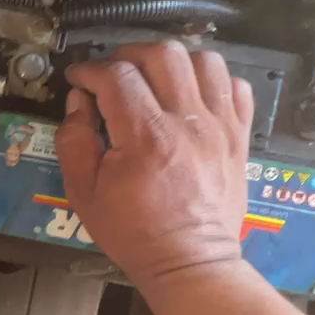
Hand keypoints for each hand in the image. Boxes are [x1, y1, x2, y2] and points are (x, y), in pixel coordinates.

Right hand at [59, 41, 254, 294]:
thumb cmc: (131, 230)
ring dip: (173, 62)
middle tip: (113, 73)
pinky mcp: (240, 136)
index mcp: (144, 137)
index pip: (116, 76)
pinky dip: (211, 81)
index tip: (78, 79)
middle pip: (162, 55)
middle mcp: (186, 123)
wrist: (189, 260)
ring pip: (204, 61)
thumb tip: (78, 102)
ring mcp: (220, 127)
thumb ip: (74, 141)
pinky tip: (189, 96)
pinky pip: (236, 87)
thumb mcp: (83, 192)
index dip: (90, 70)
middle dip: (129, 54)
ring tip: (154, 78)